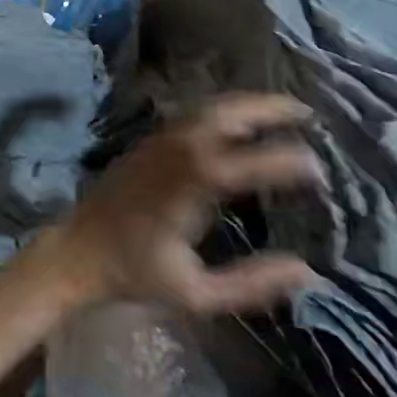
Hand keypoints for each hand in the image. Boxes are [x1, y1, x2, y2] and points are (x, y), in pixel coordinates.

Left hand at [42, 93, 324, 313]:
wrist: (78, 250)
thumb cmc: (136, 273)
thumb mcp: (196, 294)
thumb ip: (251, 284)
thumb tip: (306, 271)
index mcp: (192, 184)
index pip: (250, 163)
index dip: (288, 162)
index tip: (319, 170)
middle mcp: (179, 149)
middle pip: (229, 111)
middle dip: (269, 107)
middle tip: (305, 112)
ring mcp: (163, 137)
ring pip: (212, 105)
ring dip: (249, 103)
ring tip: (282, 109)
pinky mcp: (152, 137)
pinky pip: (196, 110)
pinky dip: (226, 107)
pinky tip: (241, 117)